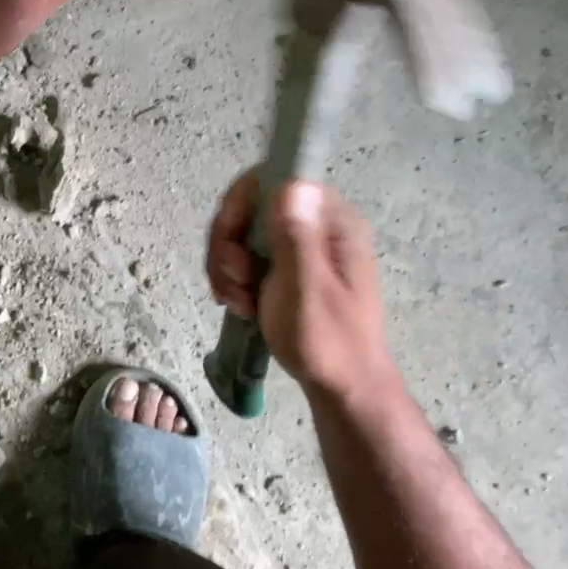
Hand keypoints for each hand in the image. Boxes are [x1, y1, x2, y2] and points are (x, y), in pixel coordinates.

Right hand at [206, 173, 399, 405]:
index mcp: (332, 222)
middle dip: (227, 244)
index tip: (230, 241)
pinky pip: (243, 256)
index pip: (273, 180)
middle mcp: (317, 226)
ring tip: (236, 300)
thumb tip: (291, 182)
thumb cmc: (327, 341)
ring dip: (226, 266)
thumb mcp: (306, 288)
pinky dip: (232, 278)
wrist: (342, 388)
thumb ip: (296, 236)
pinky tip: (238, 304)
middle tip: (232, 280)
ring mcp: (300, 247)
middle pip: (249, 207)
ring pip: (240, 234)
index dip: (241, 203)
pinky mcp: (286, 268)